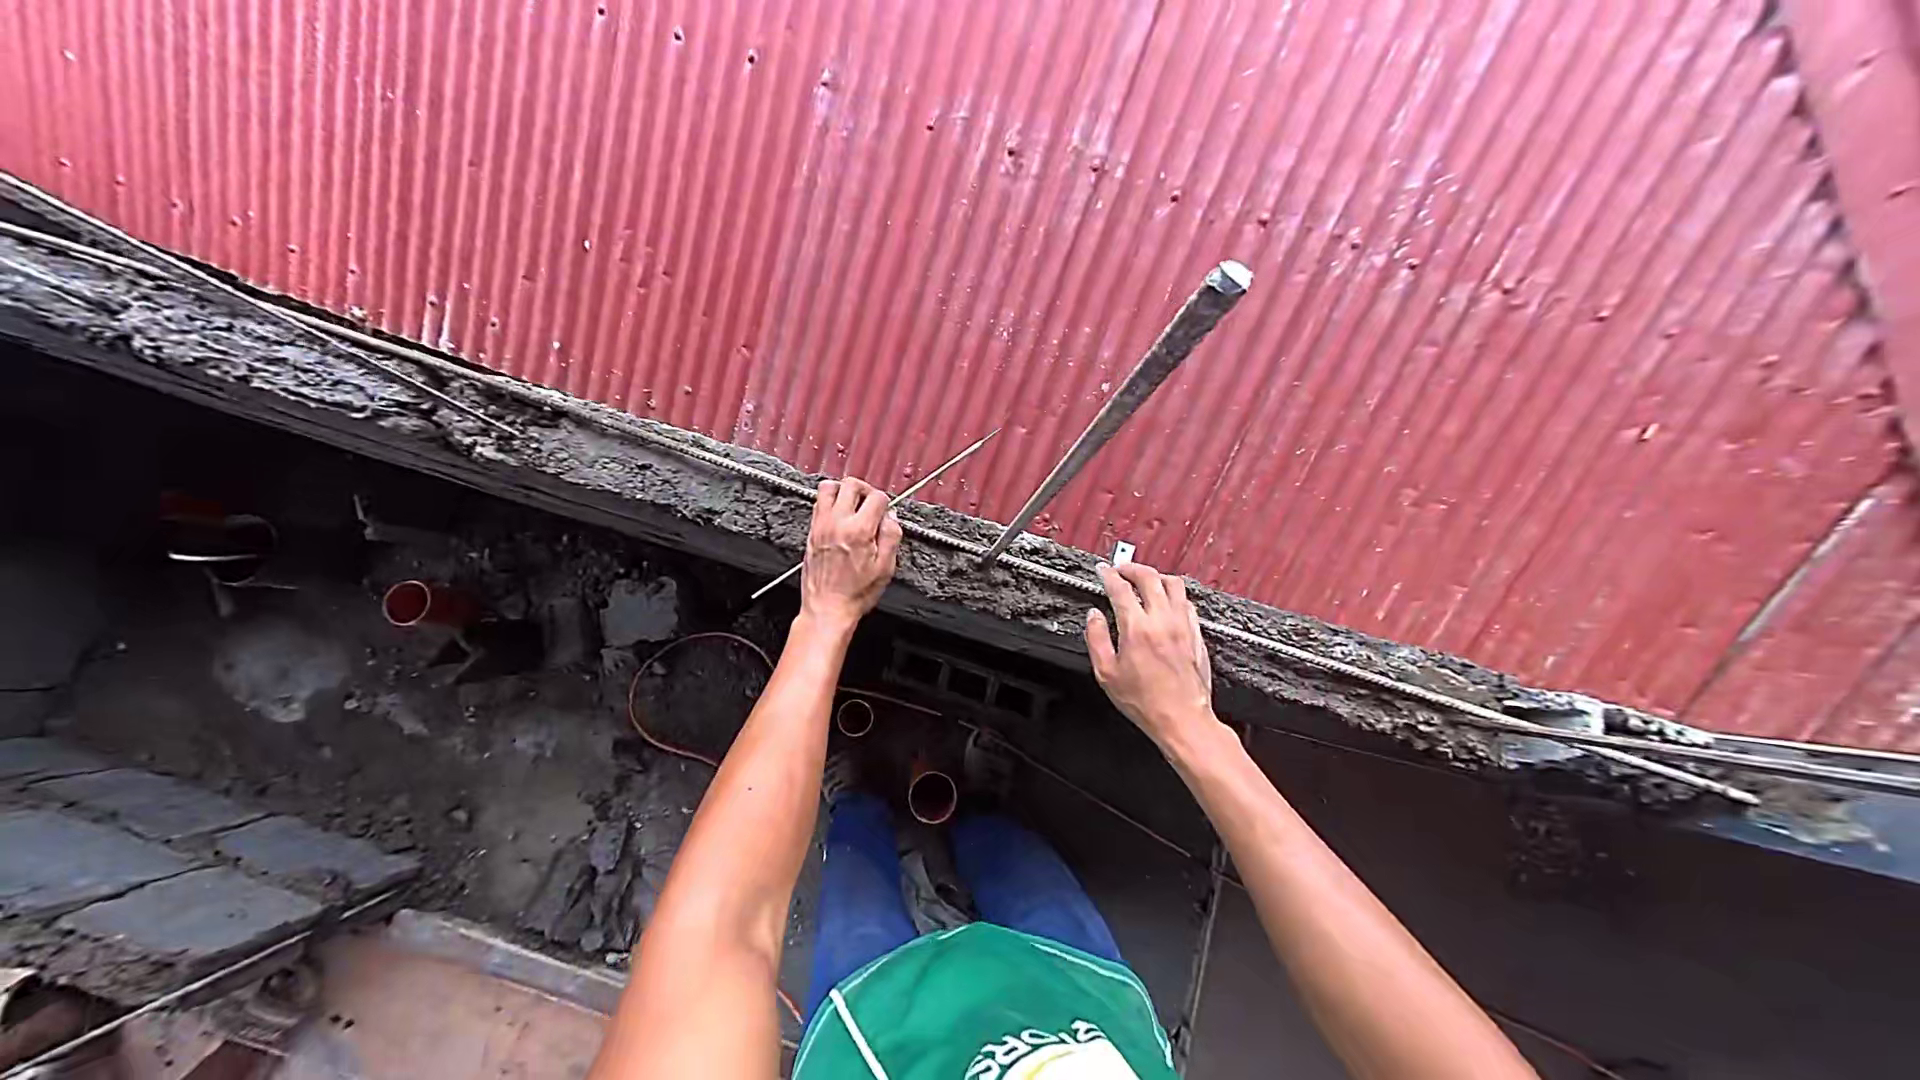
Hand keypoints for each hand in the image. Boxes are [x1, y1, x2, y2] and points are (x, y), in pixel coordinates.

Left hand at [800, 477, 901, 627]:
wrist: (827, 608)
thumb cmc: (854, 594)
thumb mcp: (885, 568)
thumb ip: (891, 537)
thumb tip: (892, 518)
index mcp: (859, 531)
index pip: (876, 497)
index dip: (886, 503)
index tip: (886, 513)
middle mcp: (837, 523)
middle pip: (851, 484)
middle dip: (866, 489)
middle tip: (871, 502)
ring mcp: (821, 526)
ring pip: (829, 487)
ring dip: (844, 490)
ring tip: (853, 503)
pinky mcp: (812, 532)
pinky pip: (818, 503)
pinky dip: (830, 502)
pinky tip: (840, 516)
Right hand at [1085, 562, 1218, 747]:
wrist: (1182, 719)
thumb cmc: (1146, 702)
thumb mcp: (1106, 673)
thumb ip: (1097, 638)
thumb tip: (1093, 617)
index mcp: (1137, 629)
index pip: (1120, 588)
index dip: (1109, 575)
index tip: (1103, 571)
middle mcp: (1163, 622)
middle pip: (1149, 577)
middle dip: (1132, 568)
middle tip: (1121, 569)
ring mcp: (1183, 626)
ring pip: (1174, 584)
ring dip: (1156, 576)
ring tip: (1144, 579)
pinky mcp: (1196, 635)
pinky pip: (1187, 602)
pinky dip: (1174, 594)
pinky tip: (1166, 600)